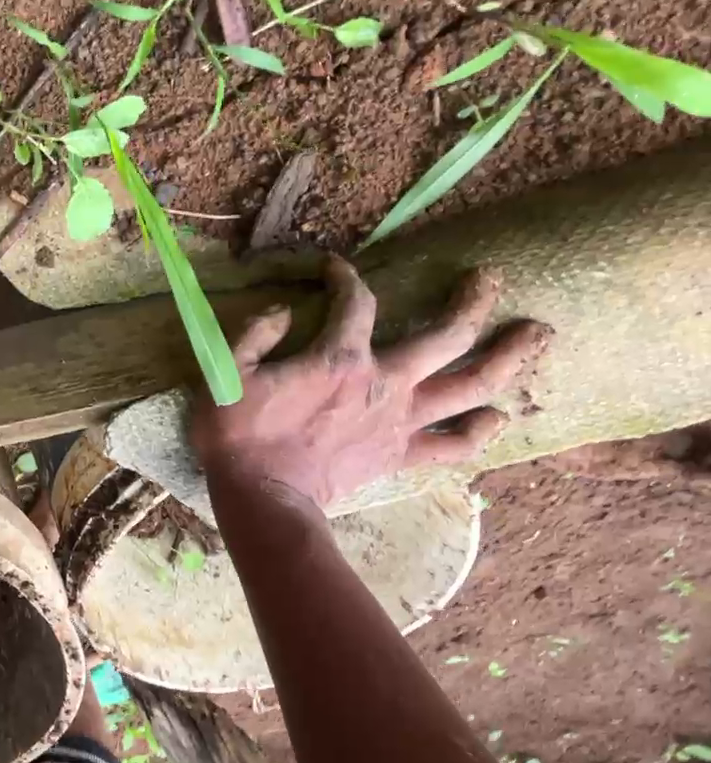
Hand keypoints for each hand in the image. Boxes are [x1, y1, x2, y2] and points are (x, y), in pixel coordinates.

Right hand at [189, 257, 551, 509]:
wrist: (261, 495)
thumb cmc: (236, 432)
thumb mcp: (227, 372)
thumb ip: (255, 334)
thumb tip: (282, 310)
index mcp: (338, 360)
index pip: (354, 304)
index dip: (345, 278)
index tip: (334, 268)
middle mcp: (384, 384)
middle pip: (446, 337)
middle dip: (472, 303)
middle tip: (490, 279)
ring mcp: (400, 422)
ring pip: (472, 385)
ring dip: (510, 358)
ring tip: (536, 335)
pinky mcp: (401, 456)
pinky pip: (456, 444)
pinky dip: (483, 429)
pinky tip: (499, 415)